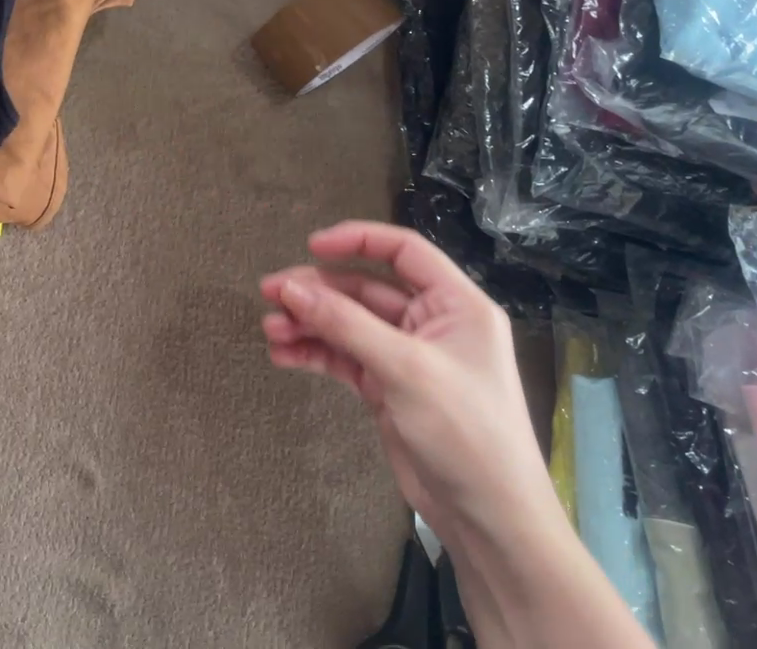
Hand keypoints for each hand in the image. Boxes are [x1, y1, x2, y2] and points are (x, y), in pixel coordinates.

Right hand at [259, 221, 552, 543]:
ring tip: (270, 331)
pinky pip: (341, 356)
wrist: (488, 516)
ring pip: (345, 324)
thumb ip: (344, 324)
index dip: (357, 240)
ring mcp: (405, 356)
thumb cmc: (465, 432)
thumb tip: (288, 287)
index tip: (310, 246)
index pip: (404, 251)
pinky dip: (313, 353)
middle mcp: (430, 323)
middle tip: (269, 295)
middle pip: (363, 288)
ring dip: (307, 323)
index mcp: (455, 306)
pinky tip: (284, 355)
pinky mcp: (385, 387)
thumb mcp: (404, 369)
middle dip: (316, 291)